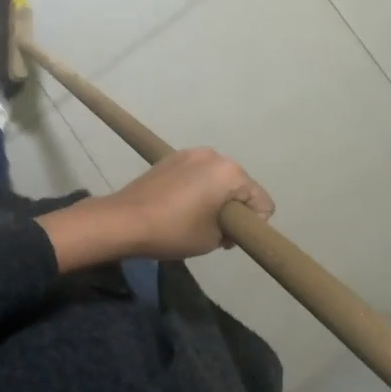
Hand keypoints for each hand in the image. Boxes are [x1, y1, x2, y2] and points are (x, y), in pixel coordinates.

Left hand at [35, 148, 273, 271]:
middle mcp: (213, 155)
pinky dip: (199, 188)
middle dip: (235, 208)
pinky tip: (182, 205)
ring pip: (219, 179)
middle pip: (240, 186)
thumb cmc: (175, 230)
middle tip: (215, 231)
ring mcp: (190, 153)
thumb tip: (229, 224)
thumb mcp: (214, 238)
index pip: (262, 202)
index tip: (231, 238)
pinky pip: (198, 173)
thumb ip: (234, 229)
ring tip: (197, 219)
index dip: (254, 225)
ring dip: (216, 197)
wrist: (127, 219)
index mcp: (229, 172)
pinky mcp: (172, 157)